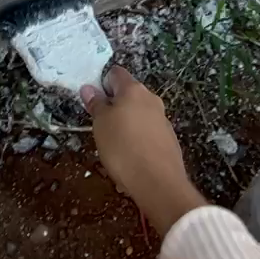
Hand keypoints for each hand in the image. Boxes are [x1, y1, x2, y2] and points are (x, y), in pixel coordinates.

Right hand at [82, 66, 209, 233]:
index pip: (115, 73)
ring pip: (140, 115)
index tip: (95, 103)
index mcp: (133, 90)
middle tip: (103, 126)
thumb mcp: (101, 125)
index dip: (103, 84)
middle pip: (129, 94)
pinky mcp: (170, 142)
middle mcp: (151, 99)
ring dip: (128, 124)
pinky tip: (133, 160)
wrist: (160, 185)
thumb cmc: (123, 148)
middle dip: (115, 106)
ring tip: (117, 147)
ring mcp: (163, 121)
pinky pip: (149, 134)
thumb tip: (89, 88)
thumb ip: (96, 104)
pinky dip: (140, 141)